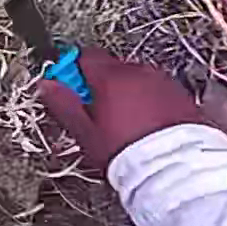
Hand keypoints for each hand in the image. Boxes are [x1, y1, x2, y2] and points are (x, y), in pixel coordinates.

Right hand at [34, 49, 205, 171]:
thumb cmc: (125, 151)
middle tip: (91, 114)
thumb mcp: (84, 131)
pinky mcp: (181, 96)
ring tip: (118, 123)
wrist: (175, 168)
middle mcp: (139, 72)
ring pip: (134, 79)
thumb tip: (46, 85)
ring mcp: (163, 82)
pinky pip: (155, 91)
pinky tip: (141, 125)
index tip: (67, 90)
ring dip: (123, 93)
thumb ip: (63, 104)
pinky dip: (145, 101)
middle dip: (97, 85)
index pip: (84, 57)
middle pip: (110, 67)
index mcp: (111, 78)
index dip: (71, 71)